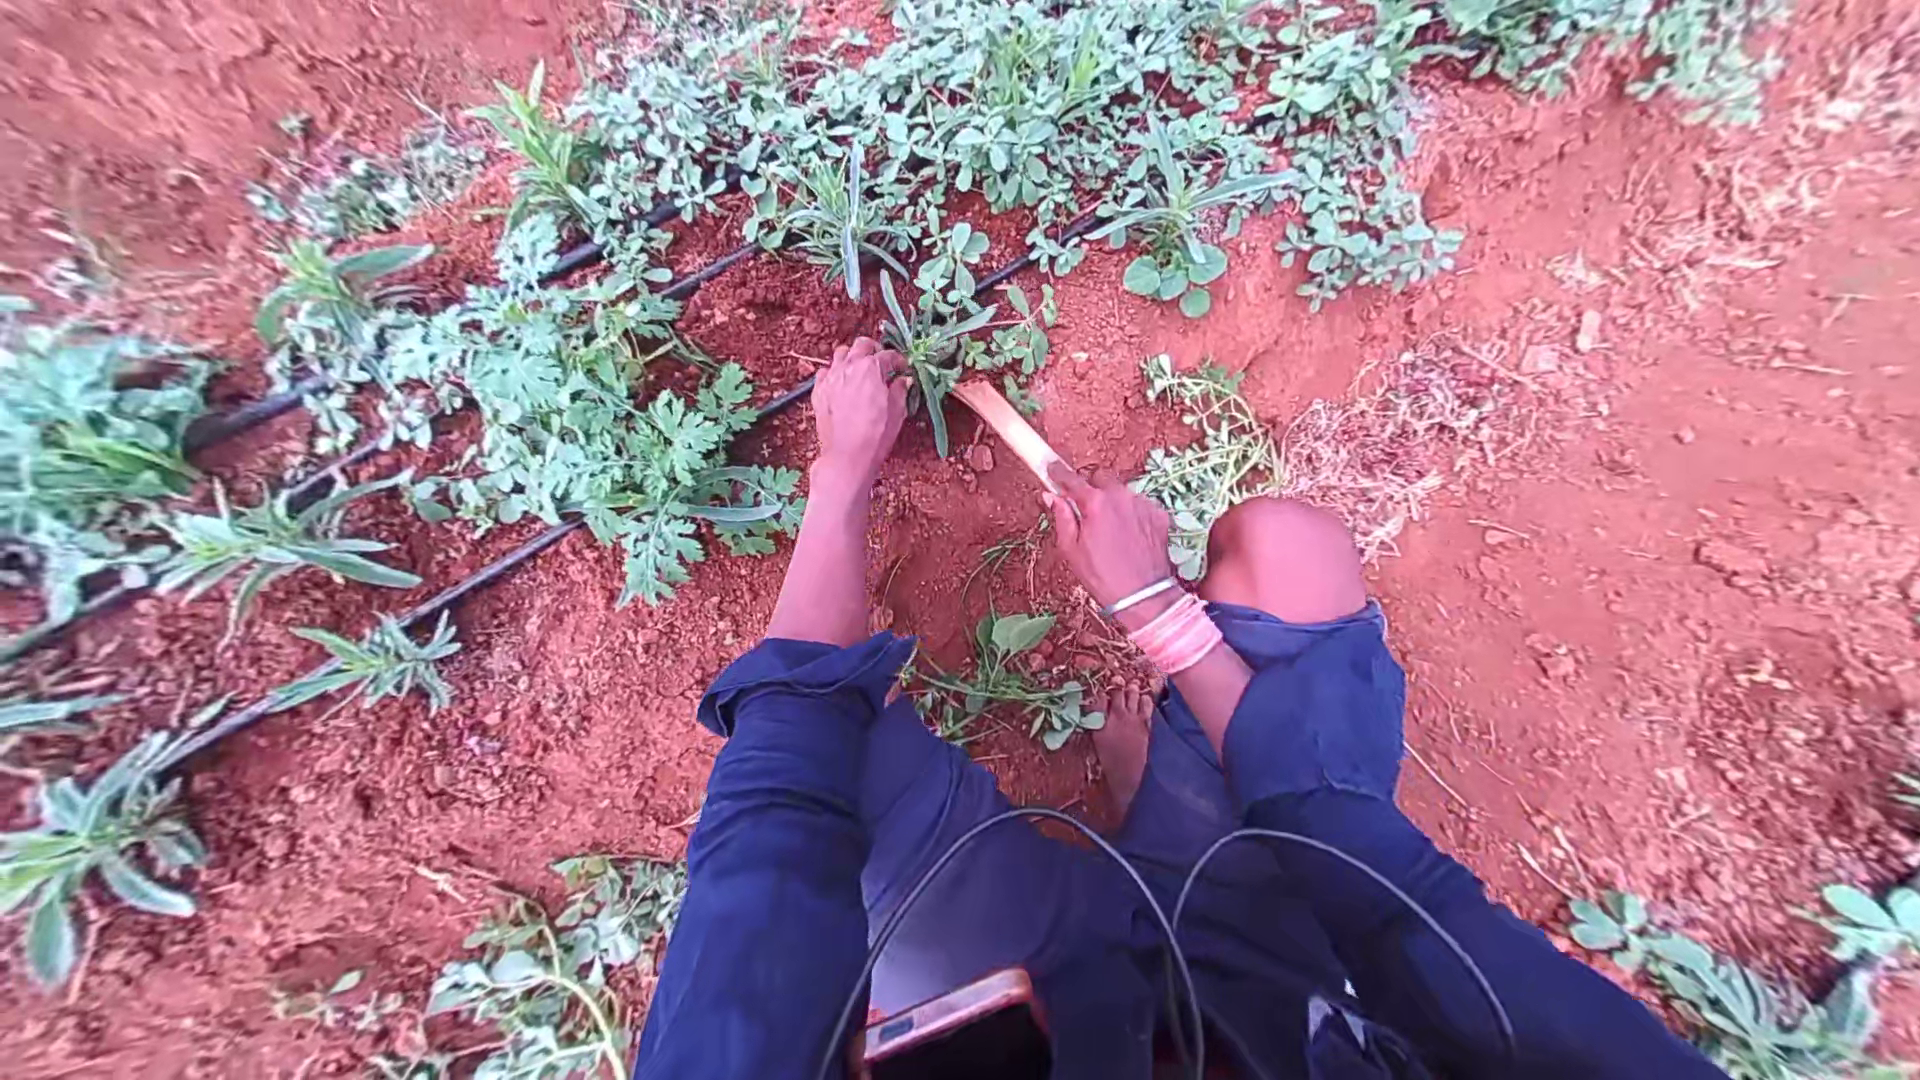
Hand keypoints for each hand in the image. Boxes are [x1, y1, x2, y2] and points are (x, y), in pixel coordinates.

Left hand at [812, 337, 907, 485]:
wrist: (846, 456)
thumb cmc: (875, 436)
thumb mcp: (897, 414)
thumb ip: (900, 391)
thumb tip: (902, 381)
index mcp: (871, 369)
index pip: (888, 355)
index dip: (898, 361)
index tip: (902, 368)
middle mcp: (849, 367)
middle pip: (861, 345)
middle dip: (874, 350)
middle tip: (882, 363)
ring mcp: (831, 377)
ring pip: (841, 353)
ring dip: (853, 357)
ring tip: (860, 370)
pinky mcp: (819, 391)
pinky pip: (825, 371)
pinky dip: (835, 372)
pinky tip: (842, 383)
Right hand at [1043, 461, 1175, 623]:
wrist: (1142, 595)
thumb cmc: (1101, 576)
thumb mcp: (1070, 549)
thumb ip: (1061, 517)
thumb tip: (1051, 496)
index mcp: (1095, 503)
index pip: (1071, 478)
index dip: (1058, 472)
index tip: (1051, 467)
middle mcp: (1121, 496)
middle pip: (1100, 477)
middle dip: (1090, 488)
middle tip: (1084, 509)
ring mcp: (1142, 504)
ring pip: (1121, 491)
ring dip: (1112, 502)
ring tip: (1109, 530)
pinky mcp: (1158, 514)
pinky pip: (1139, 505)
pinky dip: (1130, 514)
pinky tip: (1127, 536)